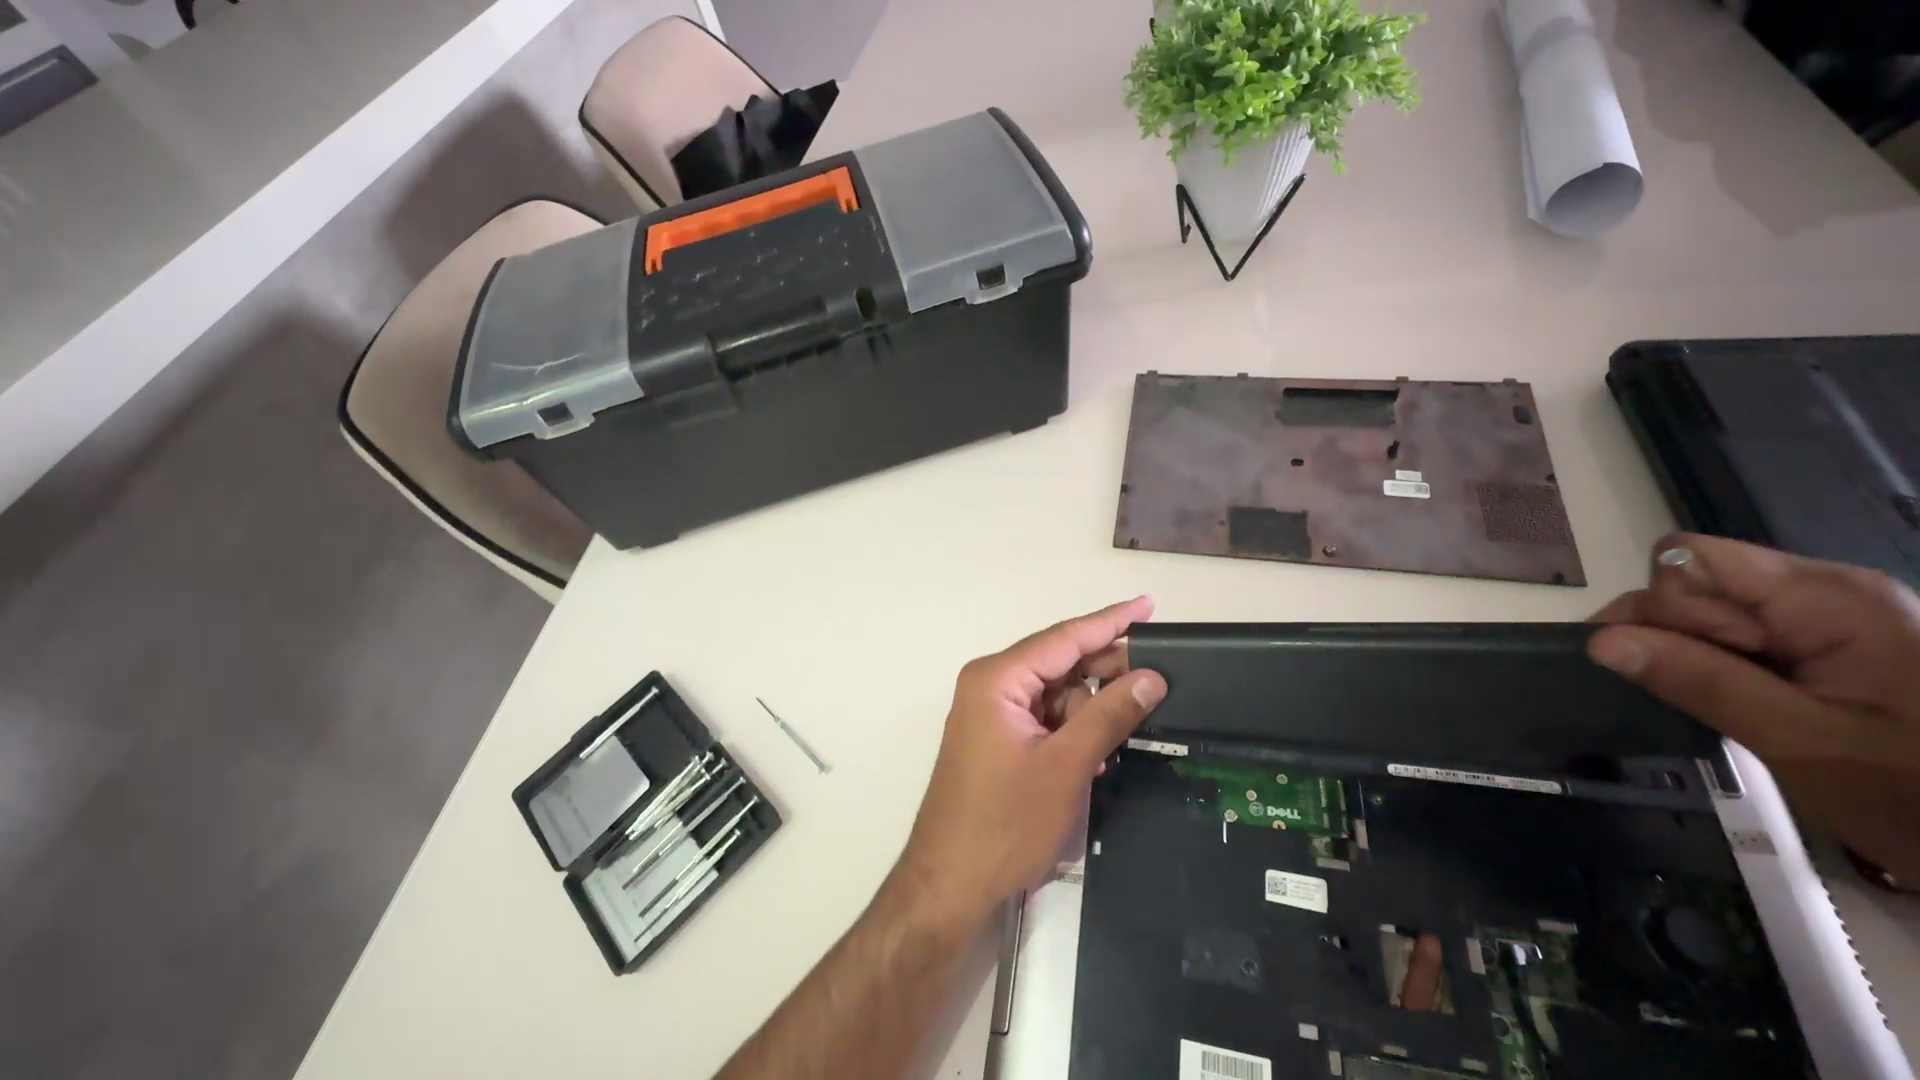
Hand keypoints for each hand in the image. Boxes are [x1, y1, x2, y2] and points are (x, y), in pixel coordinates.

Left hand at [892, 597, 1167, 927]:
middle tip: (1163, 675)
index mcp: (997, 680)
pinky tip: (1107, 744)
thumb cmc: (1004, 824)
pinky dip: (1076, 728)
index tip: (1149, 605)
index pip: (1064, 638)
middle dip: (1108, 669)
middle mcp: (991, 687)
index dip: (1111, 622)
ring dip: (1094, 705)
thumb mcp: (1066, 766)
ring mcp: (992, 716)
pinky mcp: (999, 743)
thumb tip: (1150, 677)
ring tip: (1142, 713)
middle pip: (1060, 663)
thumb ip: (1109, 715)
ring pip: (1057, 694)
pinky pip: (1046, 720)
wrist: (949, 885)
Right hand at [1589, 534, 1919, 881]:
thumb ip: (1700, 682)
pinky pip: (1737, 631)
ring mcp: (1827, 613)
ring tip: (1734, 707)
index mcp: (1824, 597)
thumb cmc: (1914, 790)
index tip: (1699, 671)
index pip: (1686, 562)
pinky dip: (1718, 664)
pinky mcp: (1826, 640)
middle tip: (1714, 698)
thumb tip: (1600, 641)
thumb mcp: (1799, 742)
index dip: (1669, 613)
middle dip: (1675, 636)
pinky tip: (1742, 703)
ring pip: (1706, 608)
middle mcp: (1822, 587)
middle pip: (1692, 580)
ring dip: (1693, 655)